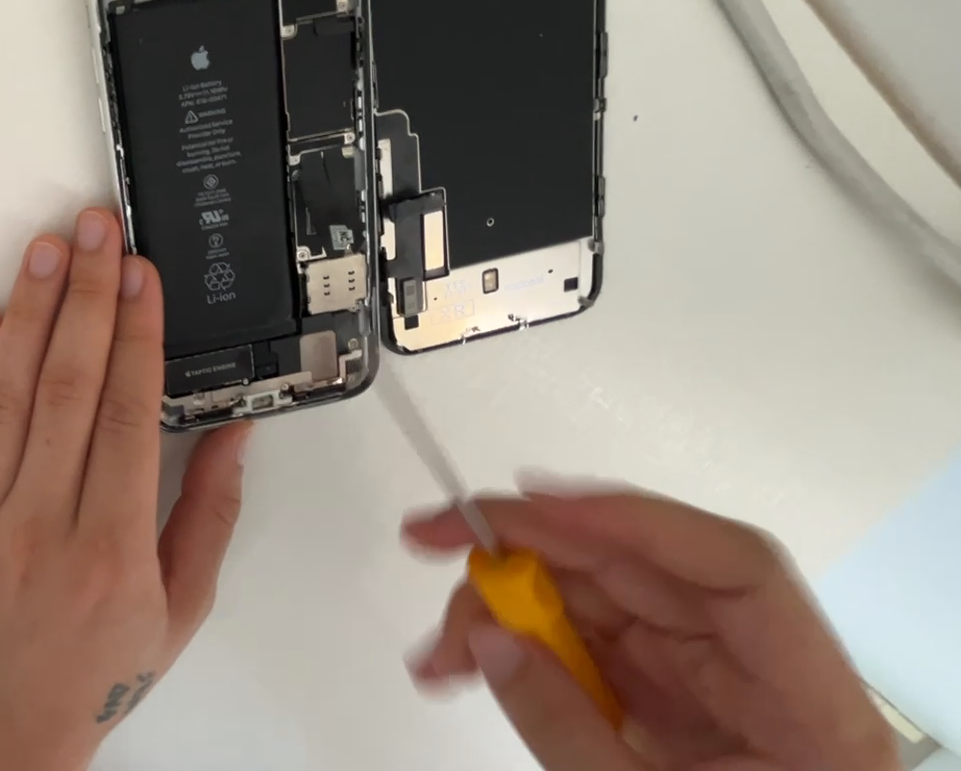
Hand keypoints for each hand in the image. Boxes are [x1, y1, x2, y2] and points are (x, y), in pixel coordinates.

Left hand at [0, 207, 252, 770]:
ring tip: (44, 252)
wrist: (5, 722)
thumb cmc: (100, 667)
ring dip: (27, 313)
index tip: (142, 277)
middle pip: (66, 387)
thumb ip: (210, 513)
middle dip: (84, 297)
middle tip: (94, 234)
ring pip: (7, 394)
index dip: (136, 336)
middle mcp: (44, 520)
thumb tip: (233, 431)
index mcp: (113, 547)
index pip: (126, 417)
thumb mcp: (181, 607)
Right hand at [405, 487, 897, 770]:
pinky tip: (455, 661)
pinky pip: (564, 629)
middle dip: (516, 546)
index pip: (732, 568)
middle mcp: (746, 663)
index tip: (524, 502)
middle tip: (426, 538)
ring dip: (493, 602)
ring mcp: (692, 670)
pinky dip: (502, 635)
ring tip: (438, 655)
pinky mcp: (645, 682)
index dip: (628, 519)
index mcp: (803, 703)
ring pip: (579, 589)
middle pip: (627, 563)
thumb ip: (565, 729)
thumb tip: (486, 635)